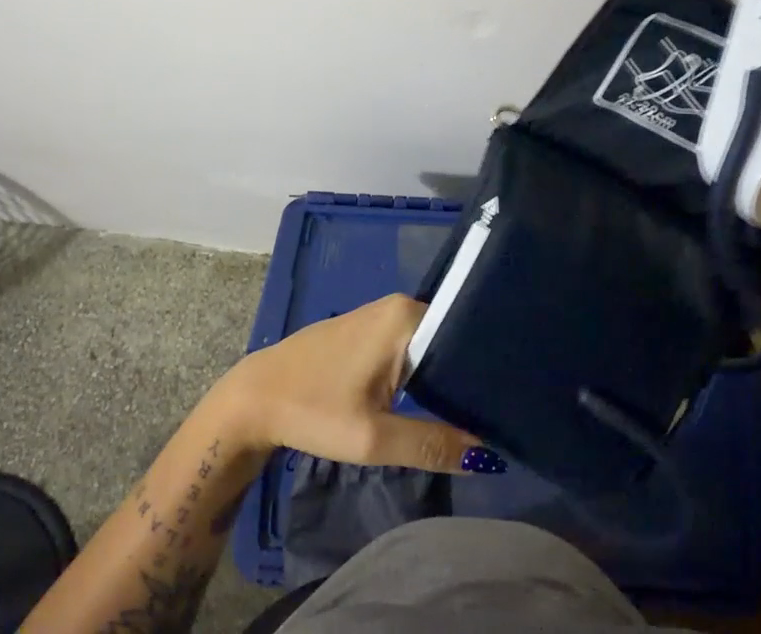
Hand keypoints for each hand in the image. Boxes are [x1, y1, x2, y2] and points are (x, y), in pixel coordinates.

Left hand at [208, 294, 489, 472]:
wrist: (253, 400)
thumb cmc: (311, 411)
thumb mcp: (374, 439)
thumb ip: (433, 444)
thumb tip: (488, 455)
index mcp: (406, 317)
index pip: (466, 335)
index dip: (486, 370)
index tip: (507, 403)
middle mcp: (398, 306)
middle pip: (450, 340)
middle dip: (468, 378)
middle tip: (495, 417)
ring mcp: (380, 316)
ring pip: (431, 347)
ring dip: (446, 378)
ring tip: (475, 414)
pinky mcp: (367, 331)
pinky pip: (410, 348)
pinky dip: (424, 374)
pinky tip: (436, 402)